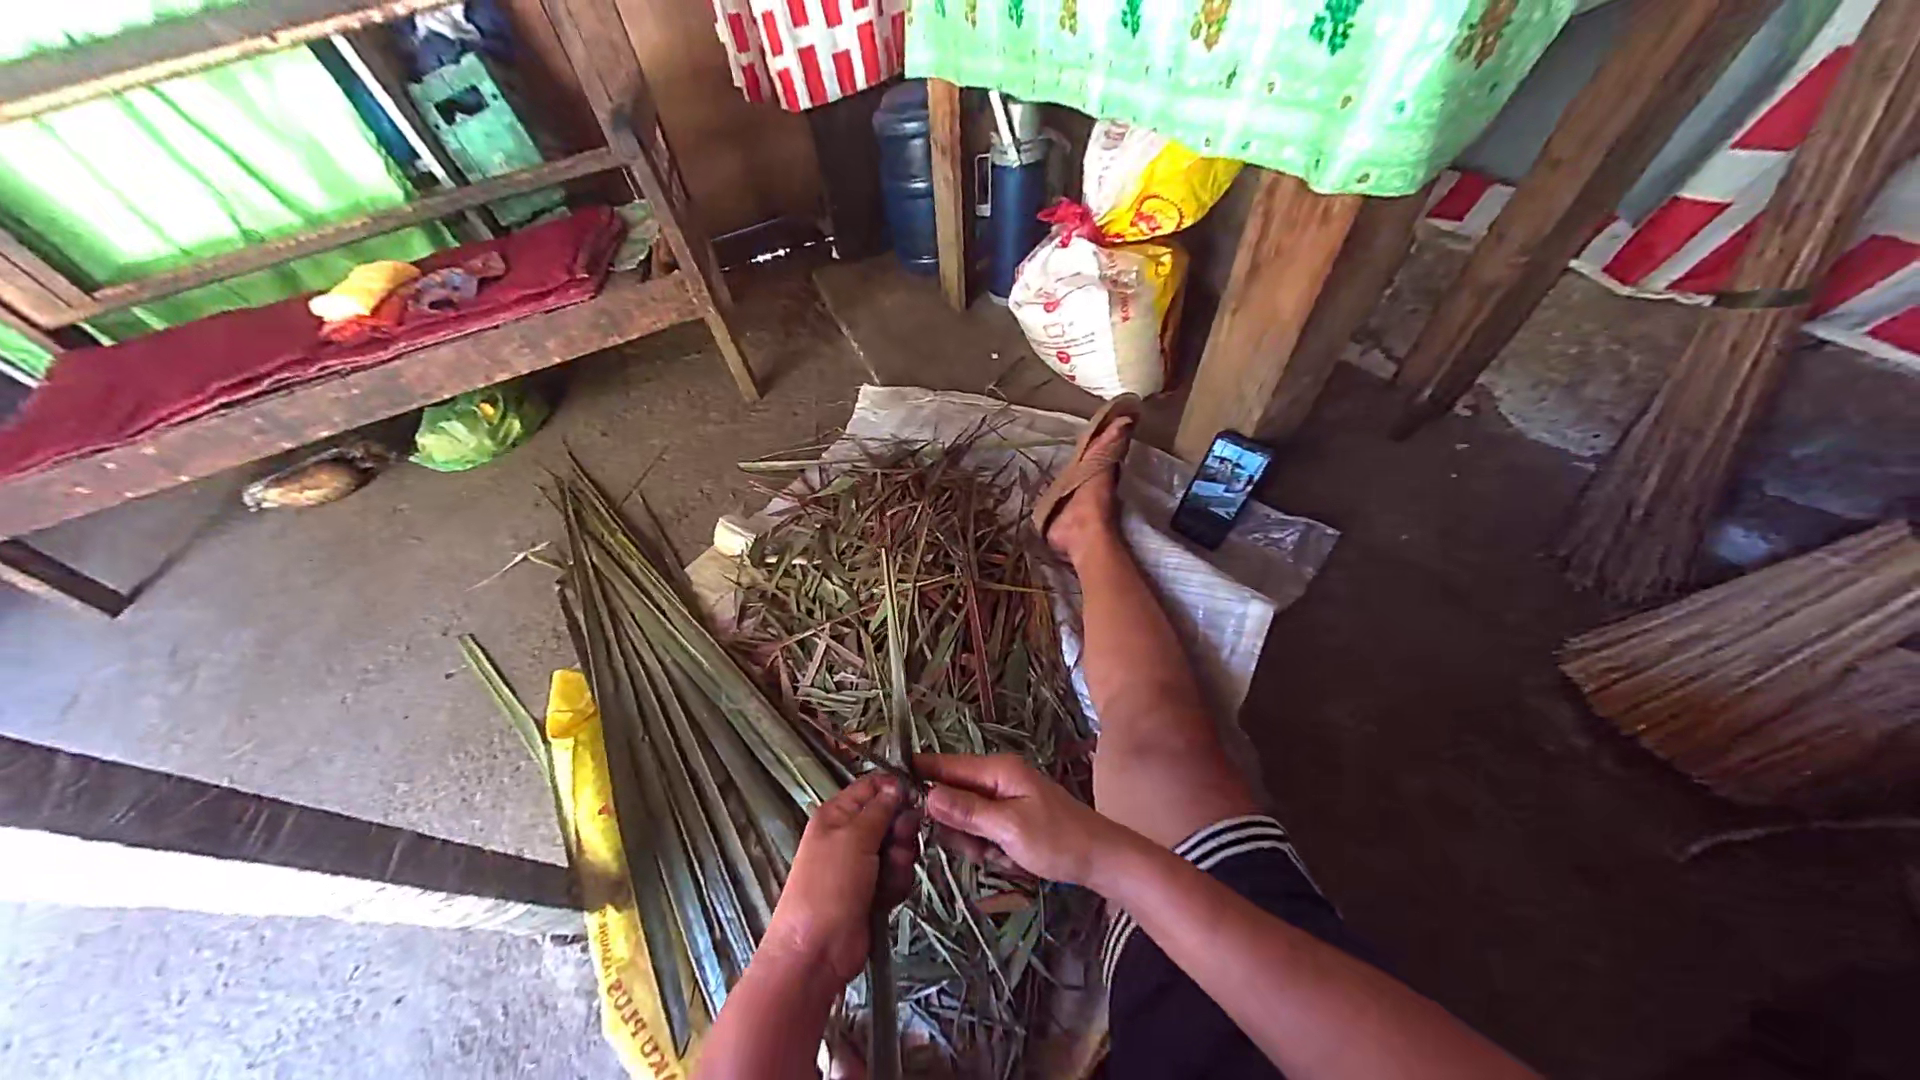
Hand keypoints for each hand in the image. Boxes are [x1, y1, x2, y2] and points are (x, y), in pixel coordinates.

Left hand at [761, 773, 920, 985]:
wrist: (817, 952)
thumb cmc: (829, 886)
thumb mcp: (853, 838)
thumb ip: (879, 809)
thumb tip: (897, 785)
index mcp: (837, 815)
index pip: (871, 787)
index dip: (894, 788)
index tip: (915, 795)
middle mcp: (850, 835)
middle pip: (891, 817)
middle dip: (901, 830)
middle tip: (899, 843)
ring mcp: (863, 865)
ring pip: (899, 847)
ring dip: (900, 861)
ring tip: (888, 877)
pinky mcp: (875, 891)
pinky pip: (898, 875)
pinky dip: (897, 883)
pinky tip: (888, 896)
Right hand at [914, 753, 1137, 887]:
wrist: (1101, 860)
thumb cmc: (1057, 840)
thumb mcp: (1008, 828)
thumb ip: (967, 811)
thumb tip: (927, 795)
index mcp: (997, 769)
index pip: (946, 765)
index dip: (920, 775)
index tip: (894, 791)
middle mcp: (997, 777)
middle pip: (952, 797)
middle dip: (959, 828)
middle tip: (980, 849)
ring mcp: (1004, 798)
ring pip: (965, 820)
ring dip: (976, 843)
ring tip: (1002, 856)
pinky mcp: (1010, 817)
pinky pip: (982, 832)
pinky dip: (990, 849)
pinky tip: (1011, 860)